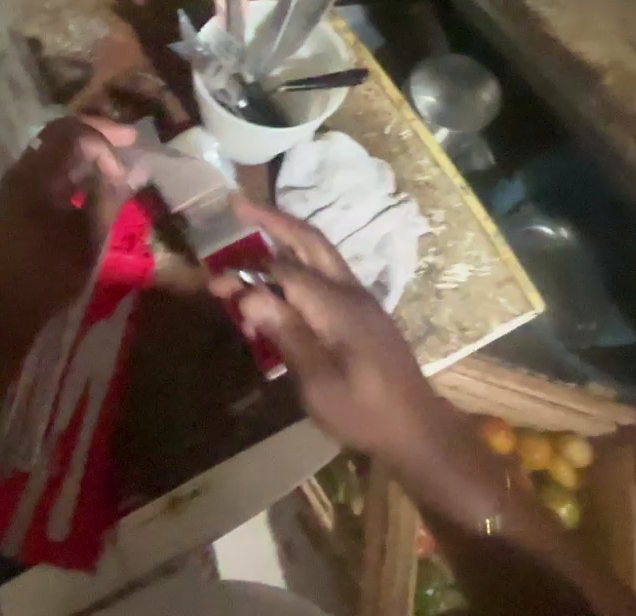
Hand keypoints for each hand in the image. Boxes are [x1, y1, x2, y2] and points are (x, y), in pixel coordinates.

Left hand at [0, 116, 137, 328]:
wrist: (6, 306)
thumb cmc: (49, 274)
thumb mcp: (87, 238)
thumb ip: (109, 197)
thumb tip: (132, 170)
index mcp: (36, 175)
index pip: (73, 133)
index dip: (104, 144)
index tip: (122, 172)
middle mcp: (22, 169)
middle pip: (61, 131)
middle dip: (97, 132)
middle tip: (129, 139)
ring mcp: (17, 181)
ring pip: (53, 145)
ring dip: (85, 145)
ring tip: (116, 156)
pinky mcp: (18, 195)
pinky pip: (48, 164)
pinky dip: (73, 162)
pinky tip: (93, 177)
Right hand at [212, 196, 442, 458]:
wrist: (420, 432)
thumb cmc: (365, 414)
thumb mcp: (319, 384)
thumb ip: (285, 334)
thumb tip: (248, 294)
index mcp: (337, 307)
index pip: (283, 272)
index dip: (246, 273)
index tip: (215, 284)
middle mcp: (349, 291)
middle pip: (308, 240)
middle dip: (272, 219)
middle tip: (238, 204)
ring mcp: (359, 299)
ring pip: (318, 252)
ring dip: (284, 238)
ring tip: (254, 231)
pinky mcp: (362, 312)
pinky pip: (325, 274)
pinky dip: (298, 264)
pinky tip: (280, 279)